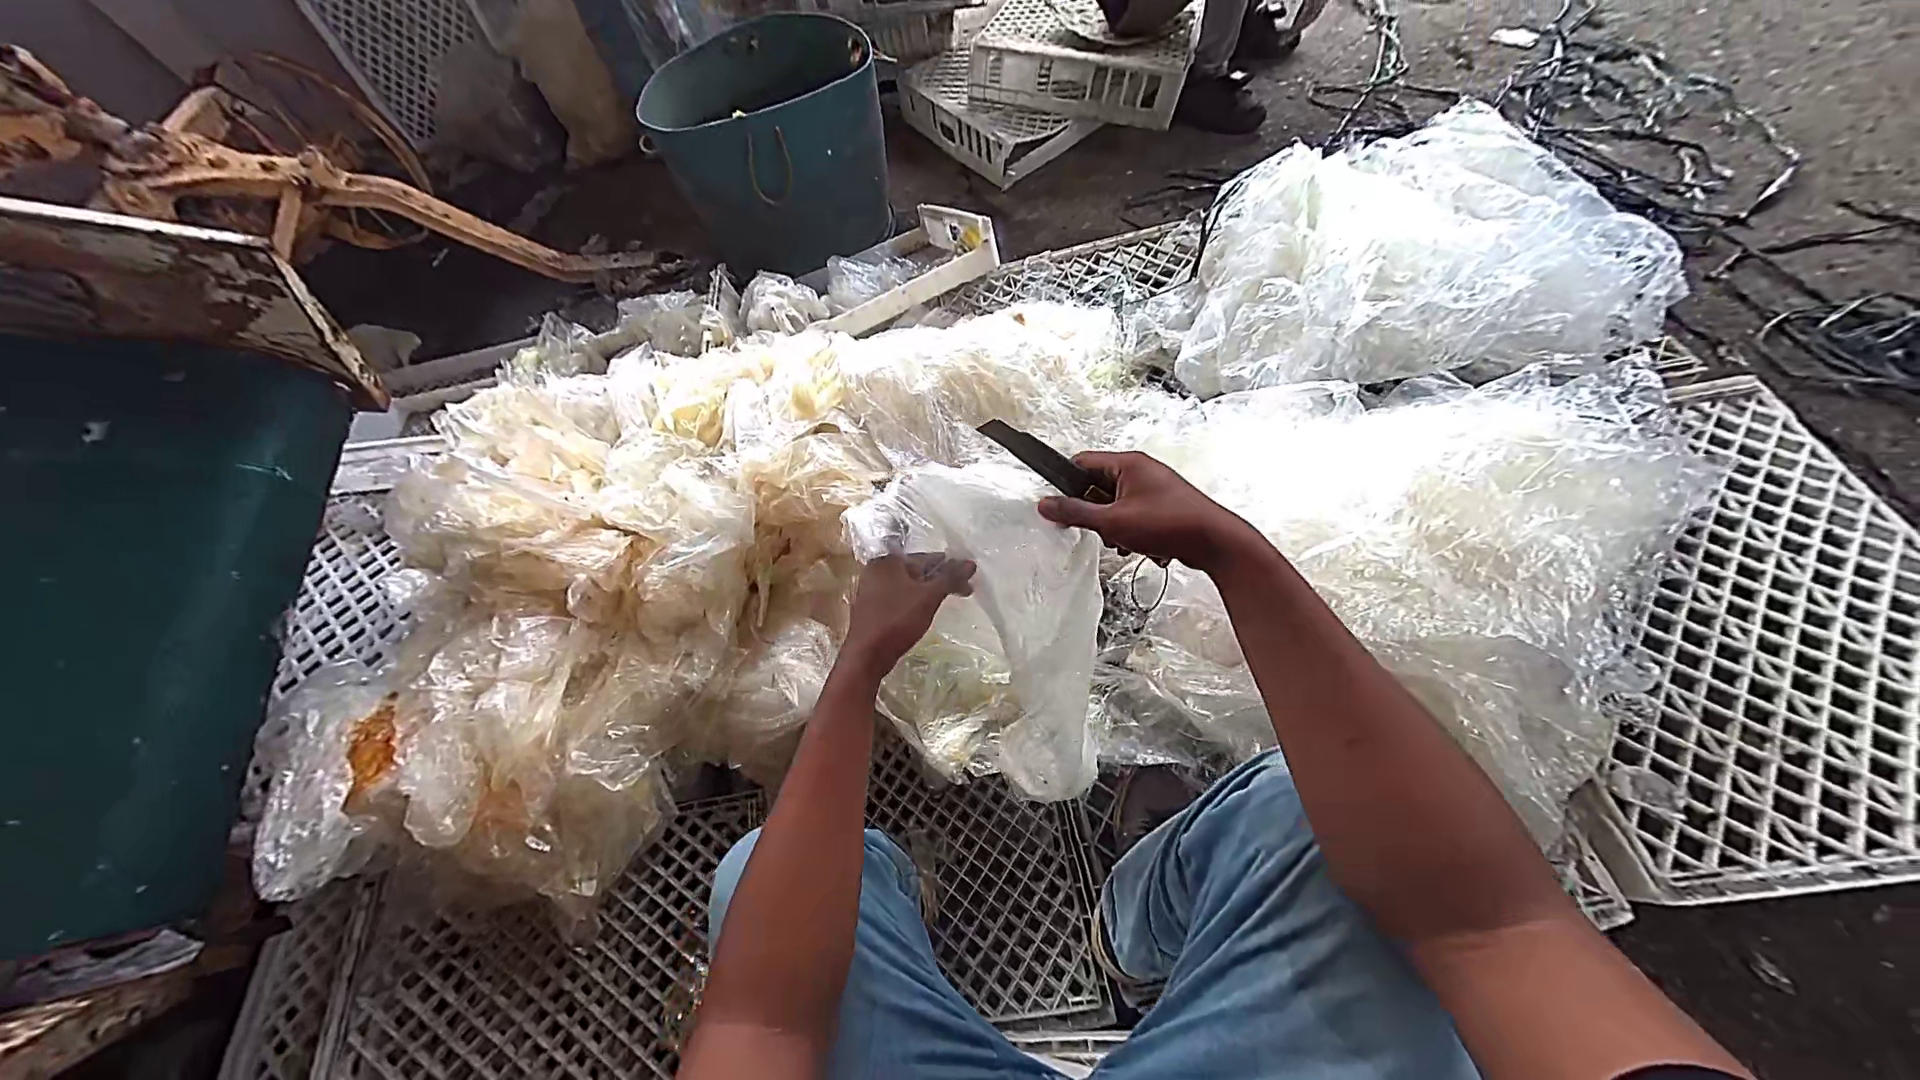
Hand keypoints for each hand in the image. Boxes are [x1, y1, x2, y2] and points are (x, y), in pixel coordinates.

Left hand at [841, 552, 976, 675]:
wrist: (866, 655)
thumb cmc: (897, 620)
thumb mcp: (928, 597)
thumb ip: (950, 577)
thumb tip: (971, 563)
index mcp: (888, 561)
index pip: (927, 557)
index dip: (950, 567)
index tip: (968, 578)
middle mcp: (877, 571)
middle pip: (917, 570)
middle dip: (941, 580)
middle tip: (964, 591)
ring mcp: (871, 590)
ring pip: (908, 585)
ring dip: (929, 592)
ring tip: (947, 601)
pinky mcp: (872, 608)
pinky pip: (899, 597)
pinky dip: (914, 601)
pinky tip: (925, 611)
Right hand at [1038, 451, 1261, 573]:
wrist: (1216, 543)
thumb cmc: (1171, 523)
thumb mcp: (1113, 521)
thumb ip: (1075, 513)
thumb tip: (1046, 505)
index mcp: (1128, 463)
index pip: (1082, 463)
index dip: (1066, 484)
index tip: (1058, 504)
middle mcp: (1142, 471)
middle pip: (1098, 487)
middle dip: (1095, 513)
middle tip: (1100, 529)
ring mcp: (1154, 489)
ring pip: (1116, 506)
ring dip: (1115, 527)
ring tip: (1126, 541)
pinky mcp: (1164, 507)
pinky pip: (1135, 517)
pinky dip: (1133, 534)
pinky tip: (1143, 547)